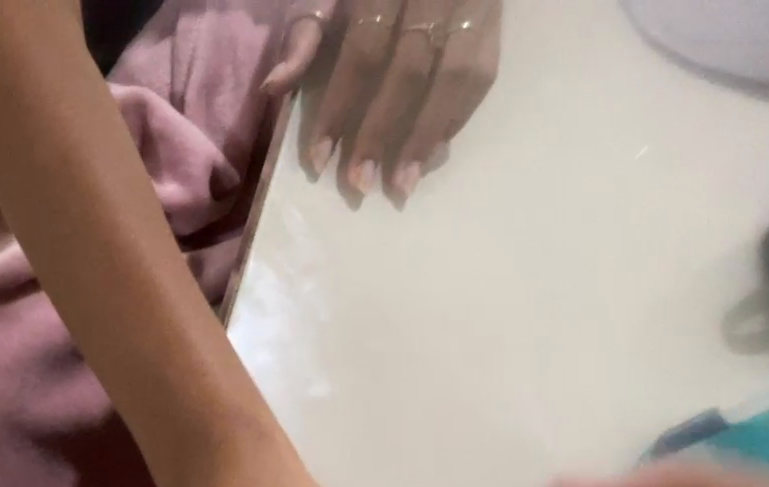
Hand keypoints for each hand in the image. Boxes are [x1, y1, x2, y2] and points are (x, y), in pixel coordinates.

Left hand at [264, 0, 500, 202]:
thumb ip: (305, 32)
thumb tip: (273, 87)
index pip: (362, 52)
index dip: (339, 109)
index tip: (320, 161)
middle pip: (412, 69)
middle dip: (384, 132)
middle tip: (362, 185)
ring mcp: (476, 0)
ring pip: (460, 73)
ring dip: (429, 135)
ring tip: (404, 184)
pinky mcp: (495, 14)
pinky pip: (485, 69)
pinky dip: (458, 116)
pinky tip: (433, 152)